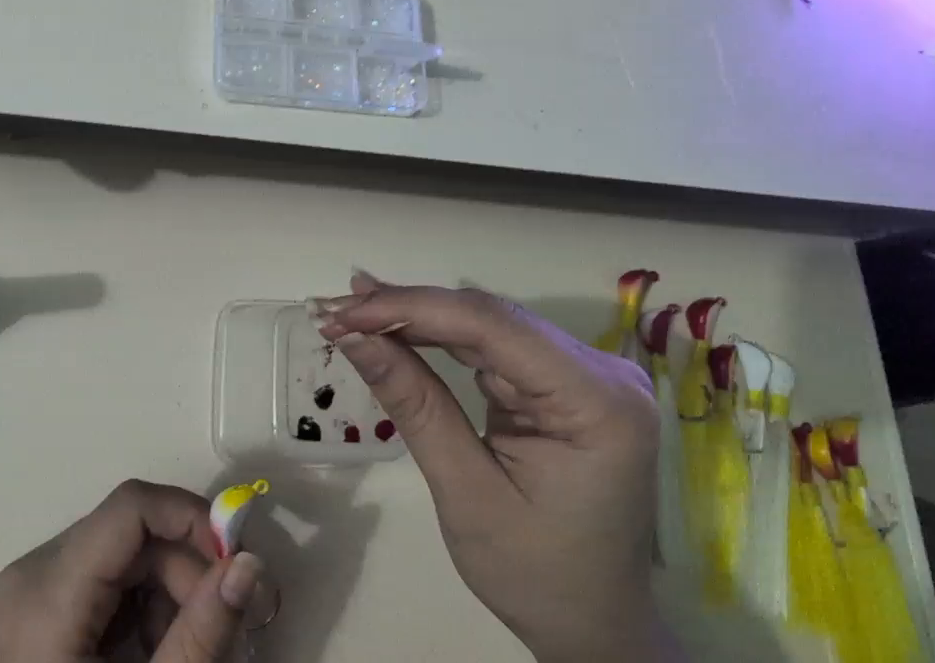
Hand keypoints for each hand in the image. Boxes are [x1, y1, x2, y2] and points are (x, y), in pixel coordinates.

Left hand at [0, 479, 262, 662]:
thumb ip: (201, 633)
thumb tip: (251, 563)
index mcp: (48, 589)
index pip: (132, 506)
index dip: (191, 518)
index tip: (236, 564)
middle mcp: (32, 572)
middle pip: (132, 534)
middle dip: (186, 572)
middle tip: (222, 628)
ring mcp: (28, 589)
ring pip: (122, 555)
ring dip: (167, 594)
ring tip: (181, 654)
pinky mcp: (34, 608)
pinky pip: (102, 579)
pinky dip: (139, 607)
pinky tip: (150, 654)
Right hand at [313, 275, 673, 661]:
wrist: (592, 625)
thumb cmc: (535, 575)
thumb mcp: (466, 493)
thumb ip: (414, 405)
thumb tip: (353, 337)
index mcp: (598, 401)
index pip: (492, 327)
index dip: (410, 308)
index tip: (342, 311)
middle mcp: (601, 371)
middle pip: (489, 319)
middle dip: (406, 310)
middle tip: (333, 309)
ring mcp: (584, 373)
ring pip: (486, 325)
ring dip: (416, 318)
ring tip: (351, 310)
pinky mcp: (563, 382)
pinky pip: (492, 347)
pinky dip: (438, 339)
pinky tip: (394, 325)